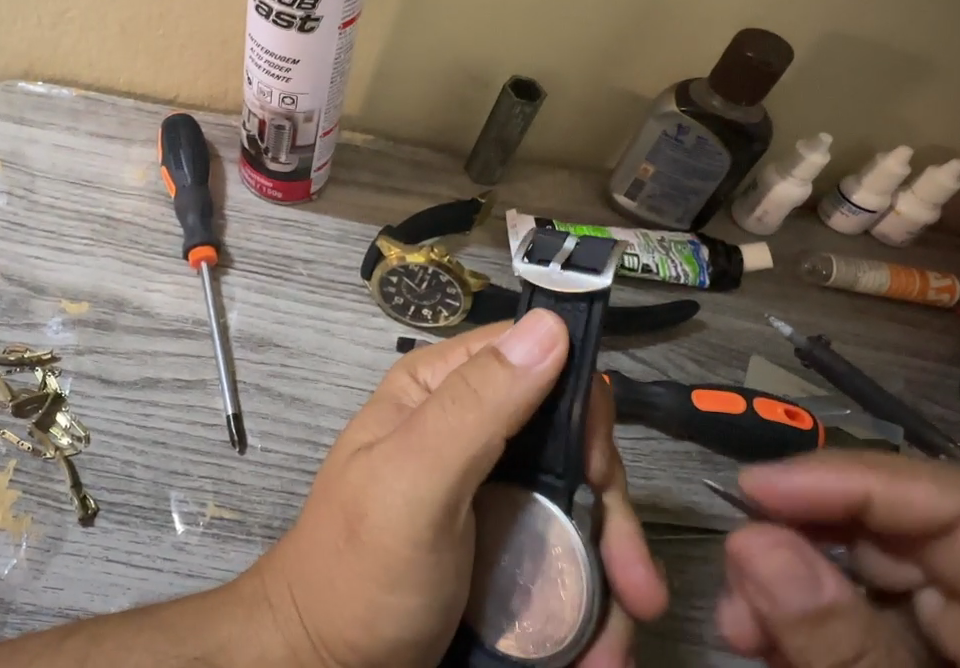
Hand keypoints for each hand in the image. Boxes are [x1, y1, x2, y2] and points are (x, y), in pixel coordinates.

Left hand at [240, 311, 668, 667]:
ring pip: (576, 496)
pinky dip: (589, 593)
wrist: (325, 662)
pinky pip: (563, 545)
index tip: (601, 475)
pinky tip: (597, 648)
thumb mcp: (413, 481)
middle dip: (609, 508)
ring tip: (615, 647)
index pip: (534, 357)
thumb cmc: (360, 570)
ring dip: (611, 566)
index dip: (579, 407)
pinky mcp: (501, 537)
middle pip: (569, 436)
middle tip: (635, 586)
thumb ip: (477, 405)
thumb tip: (551, 325)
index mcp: (439, 389)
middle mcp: (469, 425)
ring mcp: (488, 485)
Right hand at [713, 451, 959, 667]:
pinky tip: (767, 640)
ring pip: (872, 570)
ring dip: (791, 586)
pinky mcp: (949, 655)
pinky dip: (810, 622)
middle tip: (733, 583)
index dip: (851, 483)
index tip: (752, 491)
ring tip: (740, 626)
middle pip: (903, 535)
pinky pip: (869, 613)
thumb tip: (750, 540)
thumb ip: (845, 650)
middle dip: (800, 543)